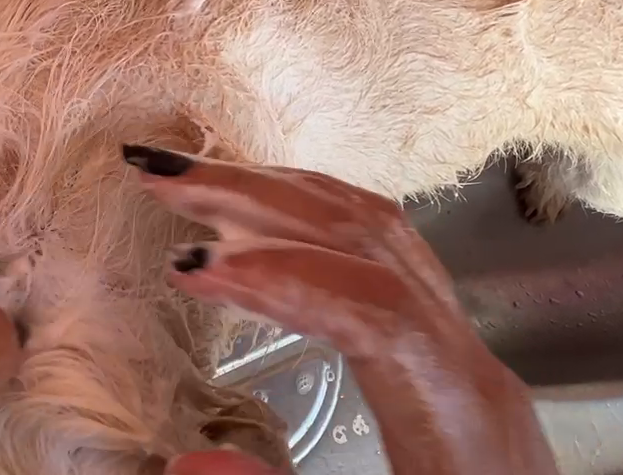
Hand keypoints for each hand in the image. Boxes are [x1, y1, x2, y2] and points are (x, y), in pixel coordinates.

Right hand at [123, 146, 557, 474]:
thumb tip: (184, 457)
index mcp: (454, 404)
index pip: (368, 305)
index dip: (277, 274)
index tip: (187, 264)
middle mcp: (461, 347)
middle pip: (358, 235)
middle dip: (251, 197)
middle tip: (161, 176)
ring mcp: (452, 328)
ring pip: (363, 222)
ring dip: (272, 190)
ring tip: (193, 179)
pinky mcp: (434, 327)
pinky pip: (371, 240)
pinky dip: (304, 210)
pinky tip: (258, 211)